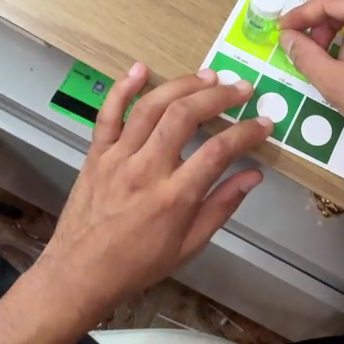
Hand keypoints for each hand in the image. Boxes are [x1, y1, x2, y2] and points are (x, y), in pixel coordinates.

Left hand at [33, 64, 271, 320]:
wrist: (80, 274)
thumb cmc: (139, 264)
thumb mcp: (190, 245)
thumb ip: (222, 206)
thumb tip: (253, 175)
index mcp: (175, 197)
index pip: (219, 151)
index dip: (246, 132)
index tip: (264, 123)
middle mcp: (146, 170)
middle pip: (185, 116)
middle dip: (218, 96)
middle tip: (241, 89)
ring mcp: (117, 158)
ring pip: (151, 107)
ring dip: (182, 85)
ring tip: (208, 76)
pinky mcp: (96, 154)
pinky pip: (108, 114)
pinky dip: (123, 88)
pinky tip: (141, 69)